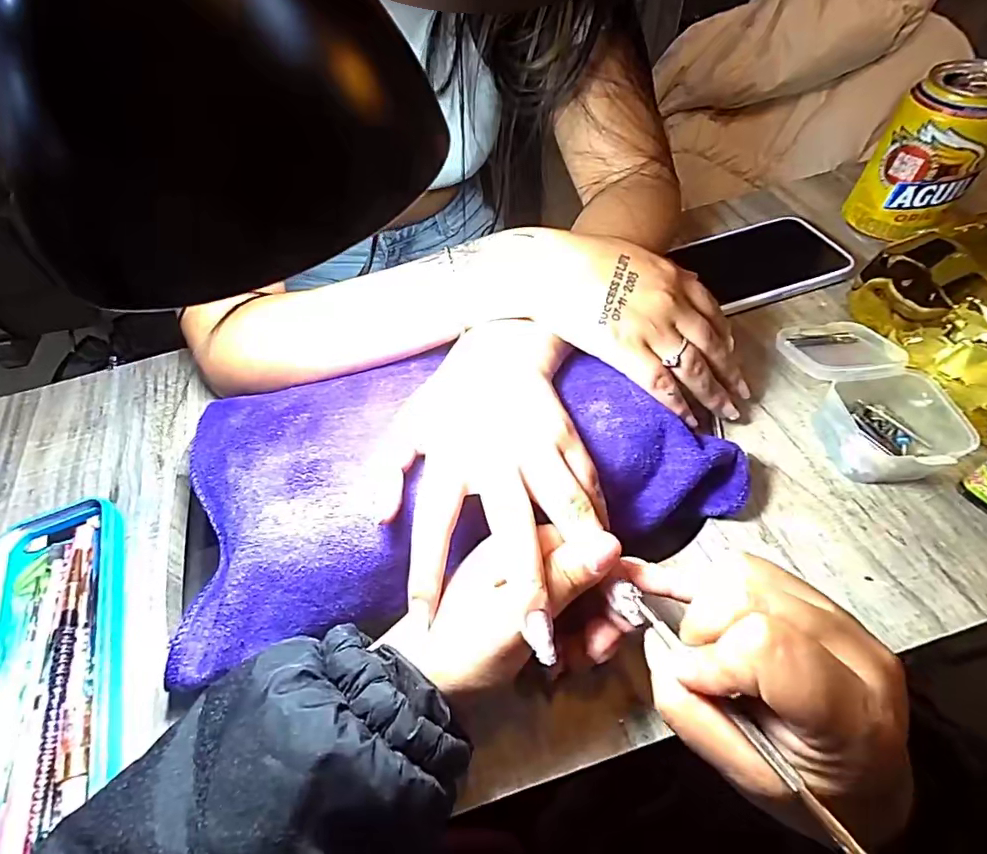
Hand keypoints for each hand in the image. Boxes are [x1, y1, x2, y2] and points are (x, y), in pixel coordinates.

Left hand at [372, 320, 608, 637]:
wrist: (500, 350)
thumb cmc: (448, 397)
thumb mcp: (407, 426)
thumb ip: (387, 470)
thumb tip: (378, 516)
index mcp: (450, 457)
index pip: (434, 524)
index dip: (427, 574)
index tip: (425, 621)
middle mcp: (496, 456)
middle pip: (513, 525)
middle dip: (525, 583)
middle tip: (535, 638)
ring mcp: (538, 448)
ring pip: (567, 509)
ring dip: (580, 560)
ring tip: (595, 608)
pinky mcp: (569, 442)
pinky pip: (591, 490)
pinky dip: (601, 527)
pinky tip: (607, 561)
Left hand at [378, 525, 620, 695]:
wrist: (429, 674)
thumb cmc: (464, 645)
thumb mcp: (515, 616)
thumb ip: (561, 579)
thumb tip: (609, 542)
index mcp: (520, 533)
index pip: (591, 543)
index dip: (615, 584)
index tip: (621, 623)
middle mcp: (526, 542)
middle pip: (593, 568)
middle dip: (606, 612)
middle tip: (596, 651)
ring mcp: (527, 568)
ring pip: (586, 592)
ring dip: (594, 628)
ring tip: (578, 659)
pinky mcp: (527, 593)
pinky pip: (571, 607)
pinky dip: (579, 633)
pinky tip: (567, 657)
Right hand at [487, 229, 746, 427]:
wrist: (552, 265)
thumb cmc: (580, 255)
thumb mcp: (631, 252)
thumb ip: (658, 270)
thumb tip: (683, 279)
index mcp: (672, 278)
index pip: (713, 313)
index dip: (726, 338)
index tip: (731, 353)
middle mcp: (671, 304)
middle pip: (713, 345)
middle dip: (731, 373)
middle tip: (742, 392)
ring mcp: (651, 329)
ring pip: (696, 368)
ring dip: (715, 394)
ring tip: (726, 411)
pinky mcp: (625, 350)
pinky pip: (662, 382)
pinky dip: (679, 404)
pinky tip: (689, 417)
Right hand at [624, 555, 913, 846]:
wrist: (865, 781)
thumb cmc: (819, 790)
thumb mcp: (754, 781)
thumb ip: (694, 716)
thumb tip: (663, 655)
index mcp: (850, 714)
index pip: (766, 645)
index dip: (711, 657)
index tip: (693, 679)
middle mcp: (855, 655)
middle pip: (747, 597)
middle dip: (702, 627)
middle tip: (702, 665)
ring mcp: (840, 619)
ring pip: (743, 573)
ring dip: (707, 604)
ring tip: (713, 643)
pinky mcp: (817, 598)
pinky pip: (749, 566)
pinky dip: (708, 582)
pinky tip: (685, 596)